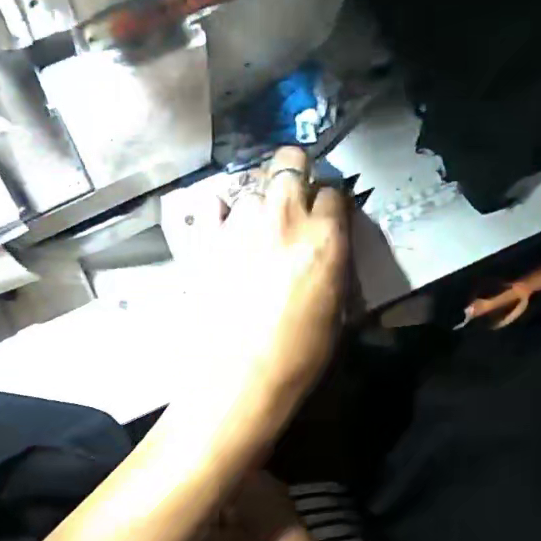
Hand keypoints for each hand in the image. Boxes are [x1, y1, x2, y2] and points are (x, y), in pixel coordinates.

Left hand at [181, 147, 350, 450]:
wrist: (239, 378)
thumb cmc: (298, 355)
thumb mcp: (336, 310)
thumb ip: (333, 264)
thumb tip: (328, 248)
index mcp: (324, 236)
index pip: (335, 191)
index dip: (331, 203)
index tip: (327, 215)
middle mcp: (282, 217)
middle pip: (290, 163)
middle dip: (295, 173)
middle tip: (294, 197)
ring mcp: (238, 223)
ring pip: (251, 185)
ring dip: (258, 198)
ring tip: (257, 224)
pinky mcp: (204, 239)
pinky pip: (211, 205)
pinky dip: (219, 211)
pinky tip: (223, 229)